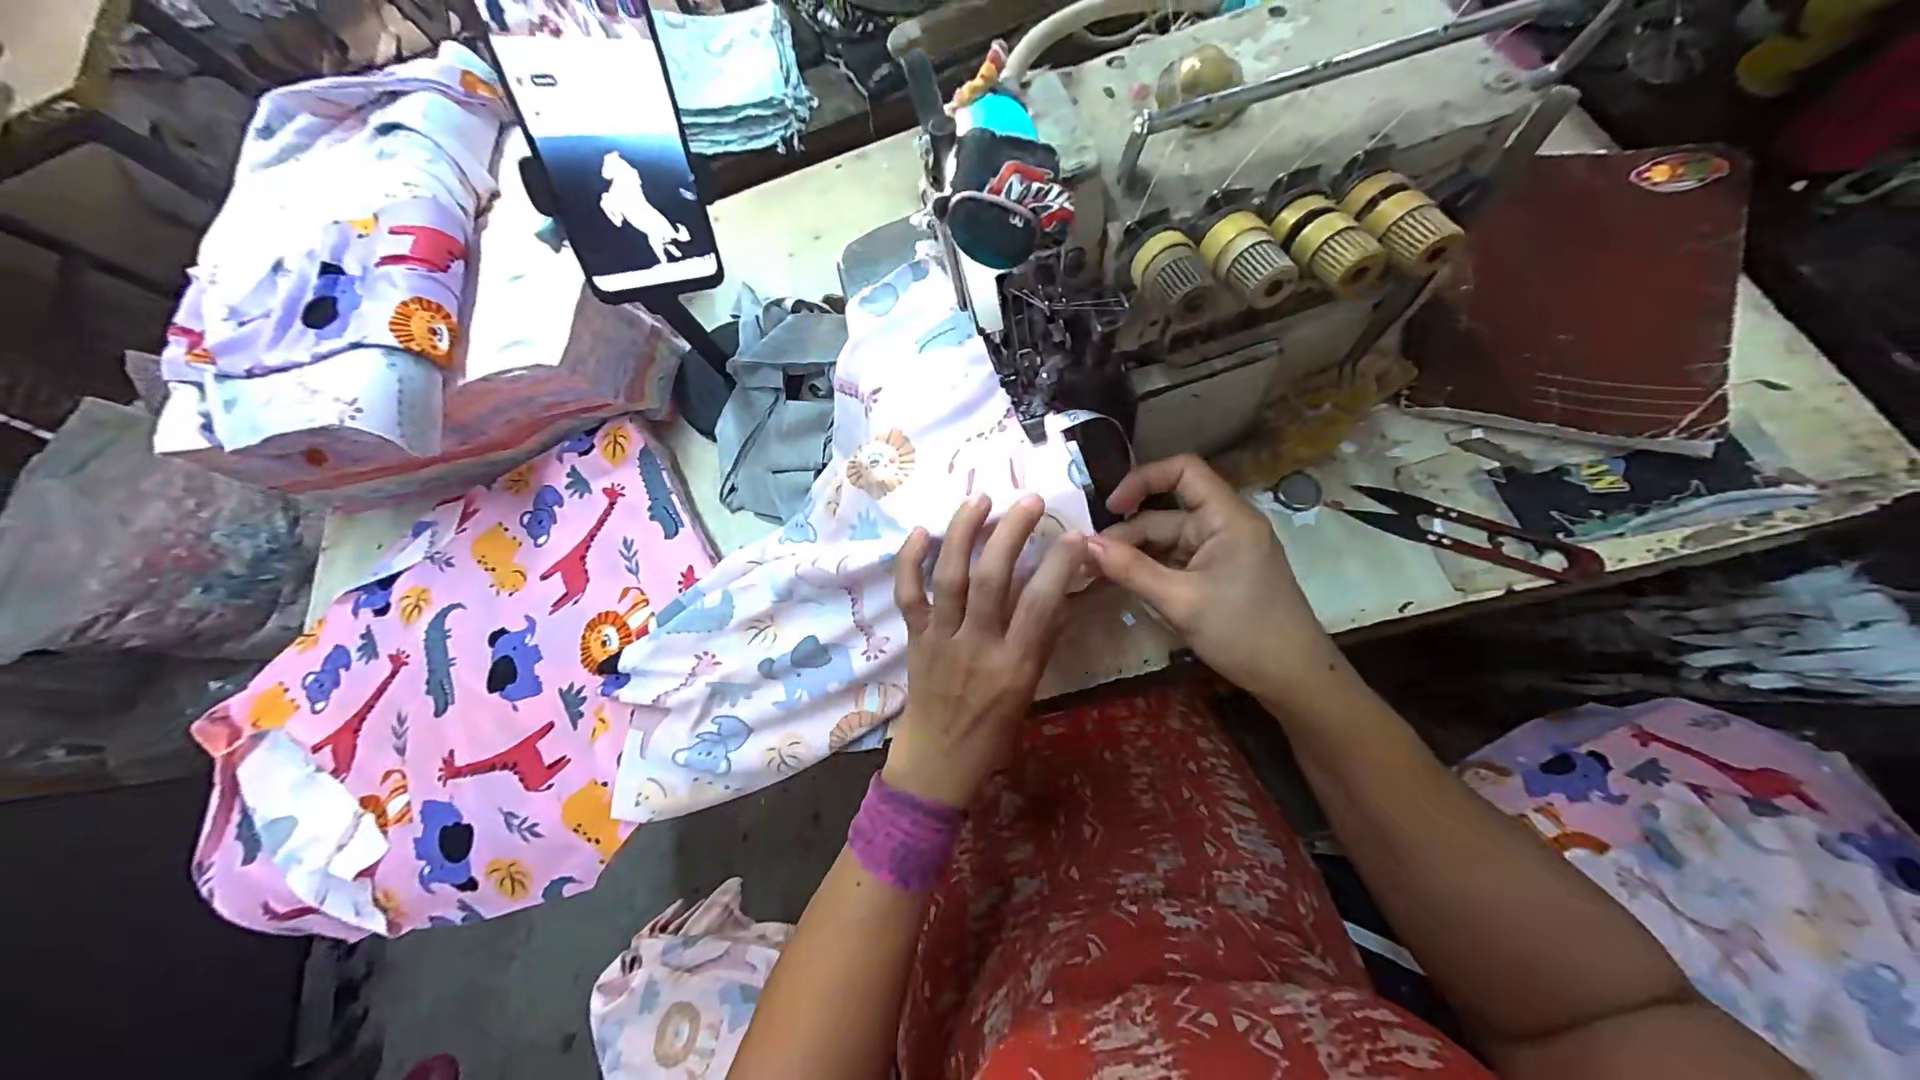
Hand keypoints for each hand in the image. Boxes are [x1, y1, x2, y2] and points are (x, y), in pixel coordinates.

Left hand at [884, 494, 1085, 808]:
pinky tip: (920, 531)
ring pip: (949, 577)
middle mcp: (975, 646)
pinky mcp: (914, 638)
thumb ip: (1042, 641)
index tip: (1073, 535)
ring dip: (963, 533)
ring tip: (980, 499)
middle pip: (990, 579)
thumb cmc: (992, 732)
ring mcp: (940, 639)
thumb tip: (1061, 593)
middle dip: (1010, 533)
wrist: (937, 763)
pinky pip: (908, 595)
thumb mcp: (1030, 692)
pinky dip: (910, 561)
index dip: (1057, 564)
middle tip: (1029, 501)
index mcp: (1013, 665)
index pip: (1039, 604)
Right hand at [1086, 455, 1348, 707]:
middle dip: (1127, 533)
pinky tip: (1125, 584)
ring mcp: (1222, 550)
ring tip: (1098, 574)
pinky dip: (1151, 570)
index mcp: (1227, 518)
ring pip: (1168, 540)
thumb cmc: (1243, 632)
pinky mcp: (1219, 572)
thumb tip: (1085, 544)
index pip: (1184, 470)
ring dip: (1135, 555)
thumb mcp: (1180, 601)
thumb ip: (1131, 570)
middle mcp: (1225, 525)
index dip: (1143, 479)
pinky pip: (1177, 560)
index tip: (1112, 507)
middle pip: (1166, 513)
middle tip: (1088, 561)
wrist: (1292, 677)